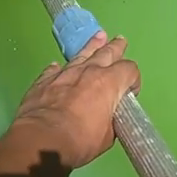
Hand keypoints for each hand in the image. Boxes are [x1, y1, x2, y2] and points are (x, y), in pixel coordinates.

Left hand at [3, 33, 138, 169]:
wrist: (43, 139)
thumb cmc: (81, 140)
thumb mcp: (108, 136)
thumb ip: (111, 121)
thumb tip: (107, 118)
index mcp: (109, 82)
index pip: (129, 70)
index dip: (133, 79)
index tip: (131, 91)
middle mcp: (89, 71)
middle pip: (107, 52)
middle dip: (116, 48)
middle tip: (120, 40)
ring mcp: (64, 73)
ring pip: (81, 54)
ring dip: (91, 46)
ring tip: (98, 36)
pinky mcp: (44, 80)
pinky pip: (54, 69)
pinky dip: (59, 69)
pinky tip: (57, 67)